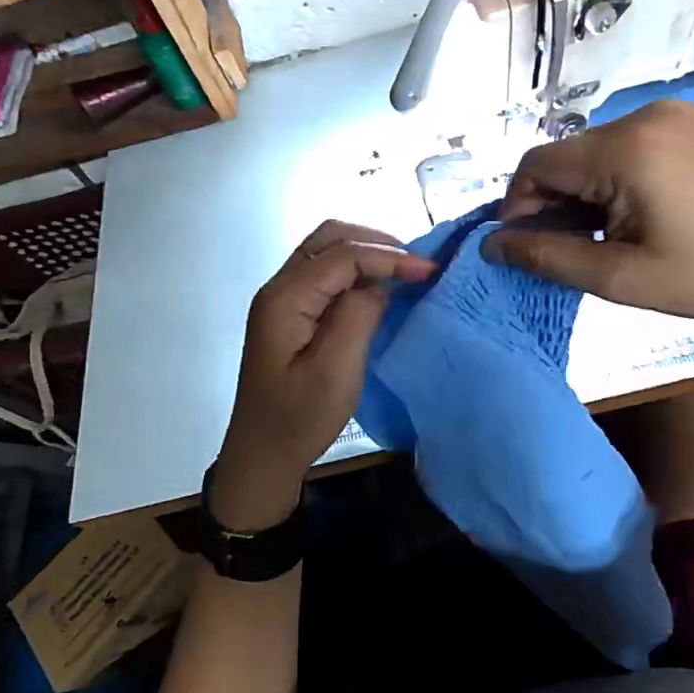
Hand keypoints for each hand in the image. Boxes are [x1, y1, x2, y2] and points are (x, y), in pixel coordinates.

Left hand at [214, 221, 435, 528]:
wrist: (263, 454)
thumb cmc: (300, 417)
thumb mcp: (335, 370)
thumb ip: (358, 316)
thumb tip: (380, 286)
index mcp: (286, 298)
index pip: (343, 255)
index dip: (390, 257)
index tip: (430, 271)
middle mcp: (279, 288)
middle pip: (329, 238)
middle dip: (377, 243)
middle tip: (416, 265)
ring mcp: (283, 300)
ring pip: (327, 252)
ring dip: (367, 253)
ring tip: (404, 272)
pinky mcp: (292, 315)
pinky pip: (326, 276)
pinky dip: (357, 272)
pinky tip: (380, 289)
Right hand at [487, 101, 693, 357]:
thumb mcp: (621, 276)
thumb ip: (548, 257)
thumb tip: (493, 244)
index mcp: (625, 148)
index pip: (537, 164)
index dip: (517, 206)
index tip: (525, 248)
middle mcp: (648, 114)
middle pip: (570, 154)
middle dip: (554, 201)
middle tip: (568, 250)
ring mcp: (681, 113)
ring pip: (603, 149)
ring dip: (588, 190)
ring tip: (609, 237)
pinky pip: (640, 144)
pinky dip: (623, 177)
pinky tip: (644, 214)